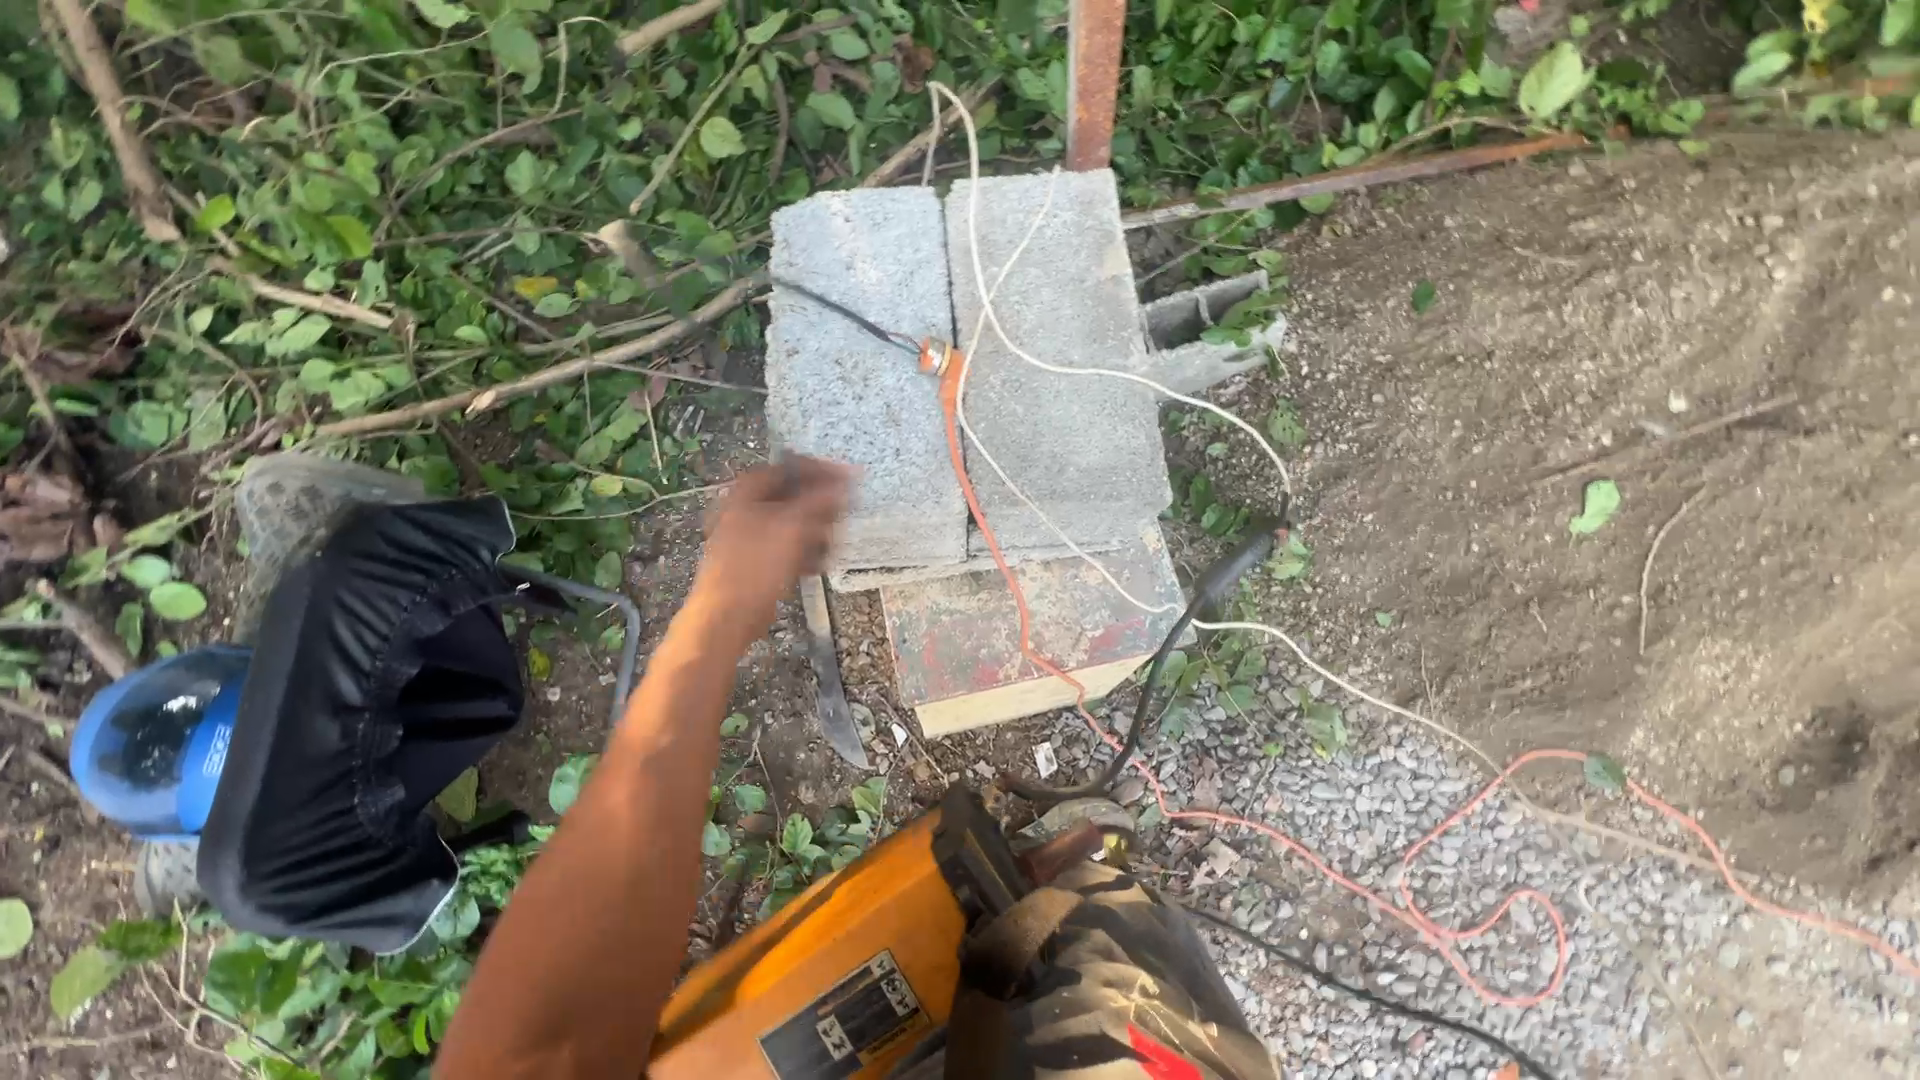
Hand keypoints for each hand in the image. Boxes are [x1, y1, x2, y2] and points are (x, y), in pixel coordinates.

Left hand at [688, 456, 853, 646]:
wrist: (726, 617)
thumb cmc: (755, 567)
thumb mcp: (792, 528)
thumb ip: (819, 501)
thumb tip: (843, 482)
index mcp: (746, 494)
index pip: (786, 468)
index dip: (817, 469)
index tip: (844, 477)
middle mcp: (745, 511)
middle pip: (791, 497)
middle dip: (820, 506)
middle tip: (841, 514)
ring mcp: (749, 538)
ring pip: (791, 525)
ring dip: (815, 532)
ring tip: (832, 545)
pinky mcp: (756, 563)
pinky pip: (785, 549)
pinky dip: (803, 552)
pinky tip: (818, 564)